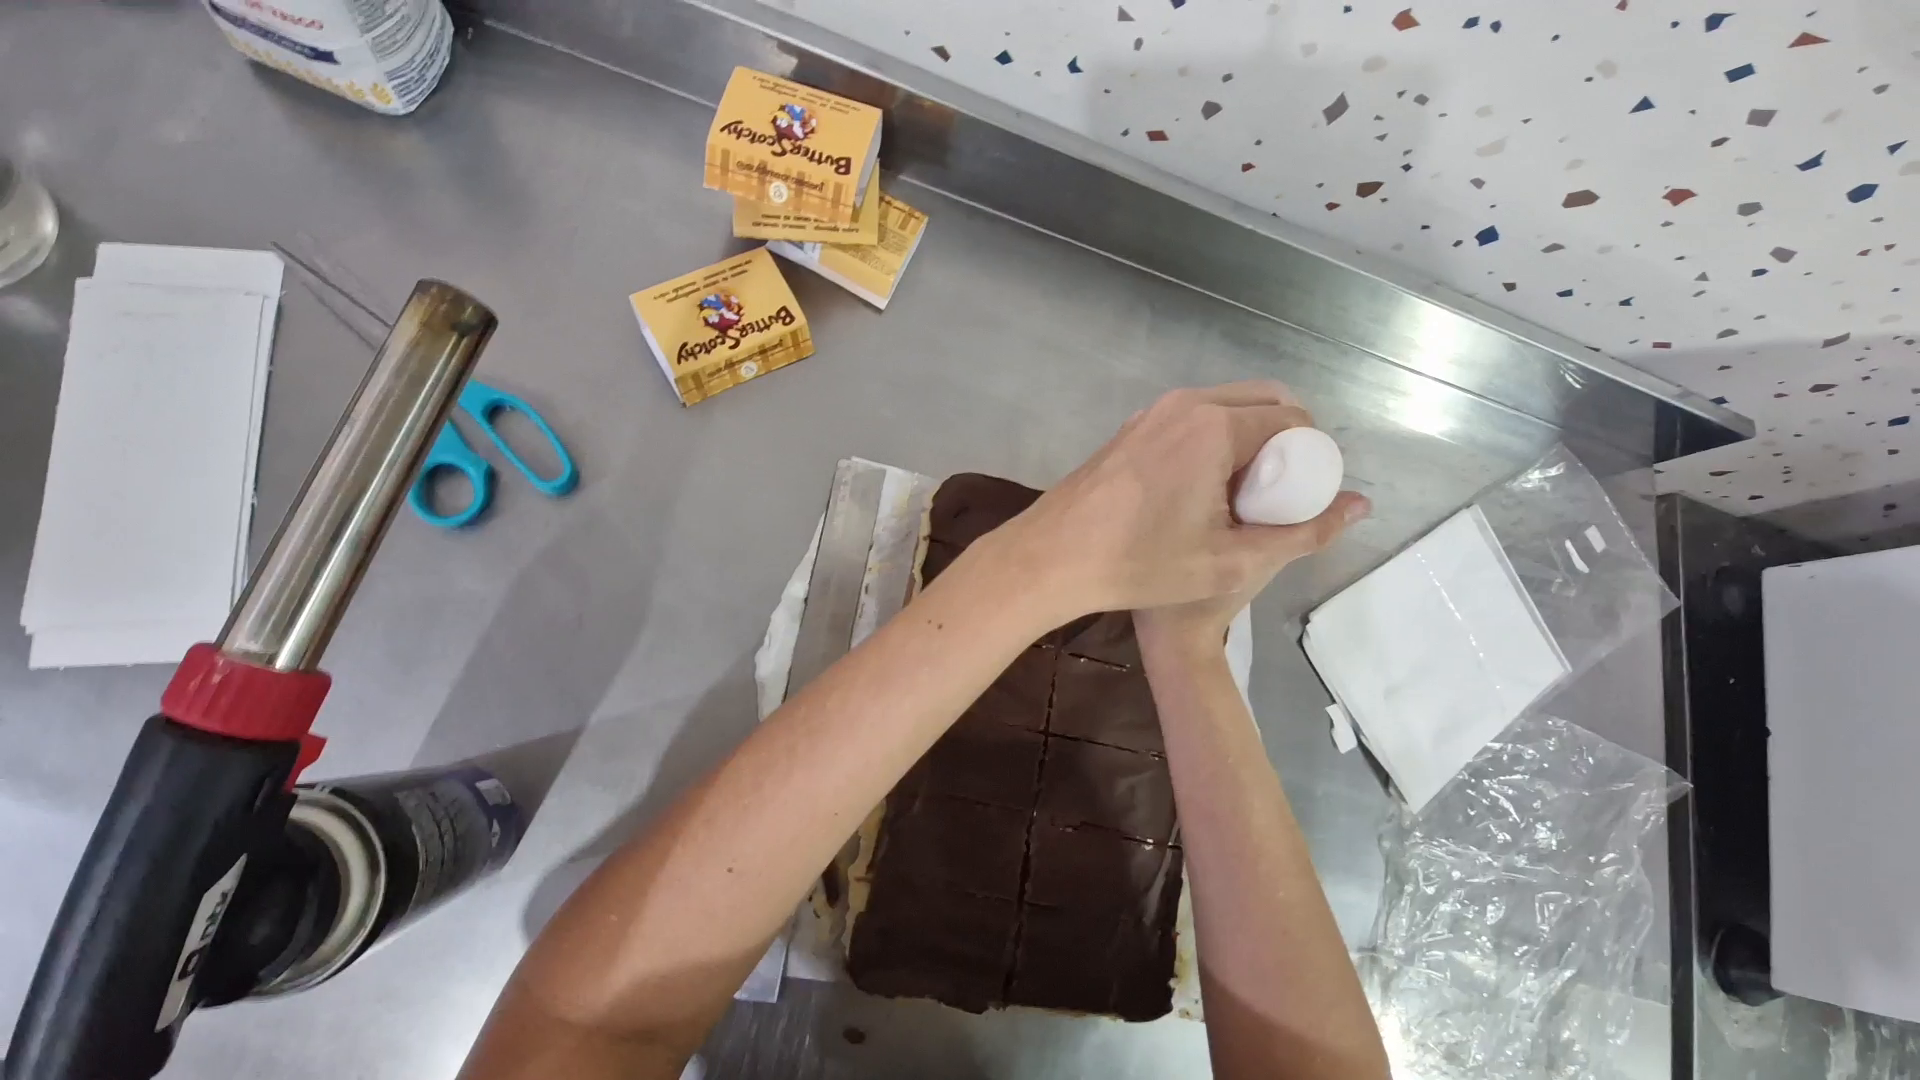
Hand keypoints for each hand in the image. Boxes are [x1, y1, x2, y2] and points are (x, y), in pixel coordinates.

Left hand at [987, 381, 1368, 627]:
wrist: (1053, 558)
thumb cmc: (1142, 563)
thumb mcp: (1232, 562)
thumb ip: (1303, 534)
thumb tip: (1361, 506)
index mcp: (1215, 425)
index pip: (1294, 419)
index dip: (1310, 458)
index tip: (1299, 499)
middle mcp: (1186, 403)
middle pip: (1264, 402)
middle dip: (1284, 443)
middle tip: (1276, 497)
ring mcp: (1153, 411)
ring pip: (1226, 408)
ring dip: (1247, 441)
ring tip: (1240, 498)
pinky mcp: (1132, 427)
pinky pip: (1193, 420)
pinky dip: (1213, 441)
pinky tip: (1199, 491)